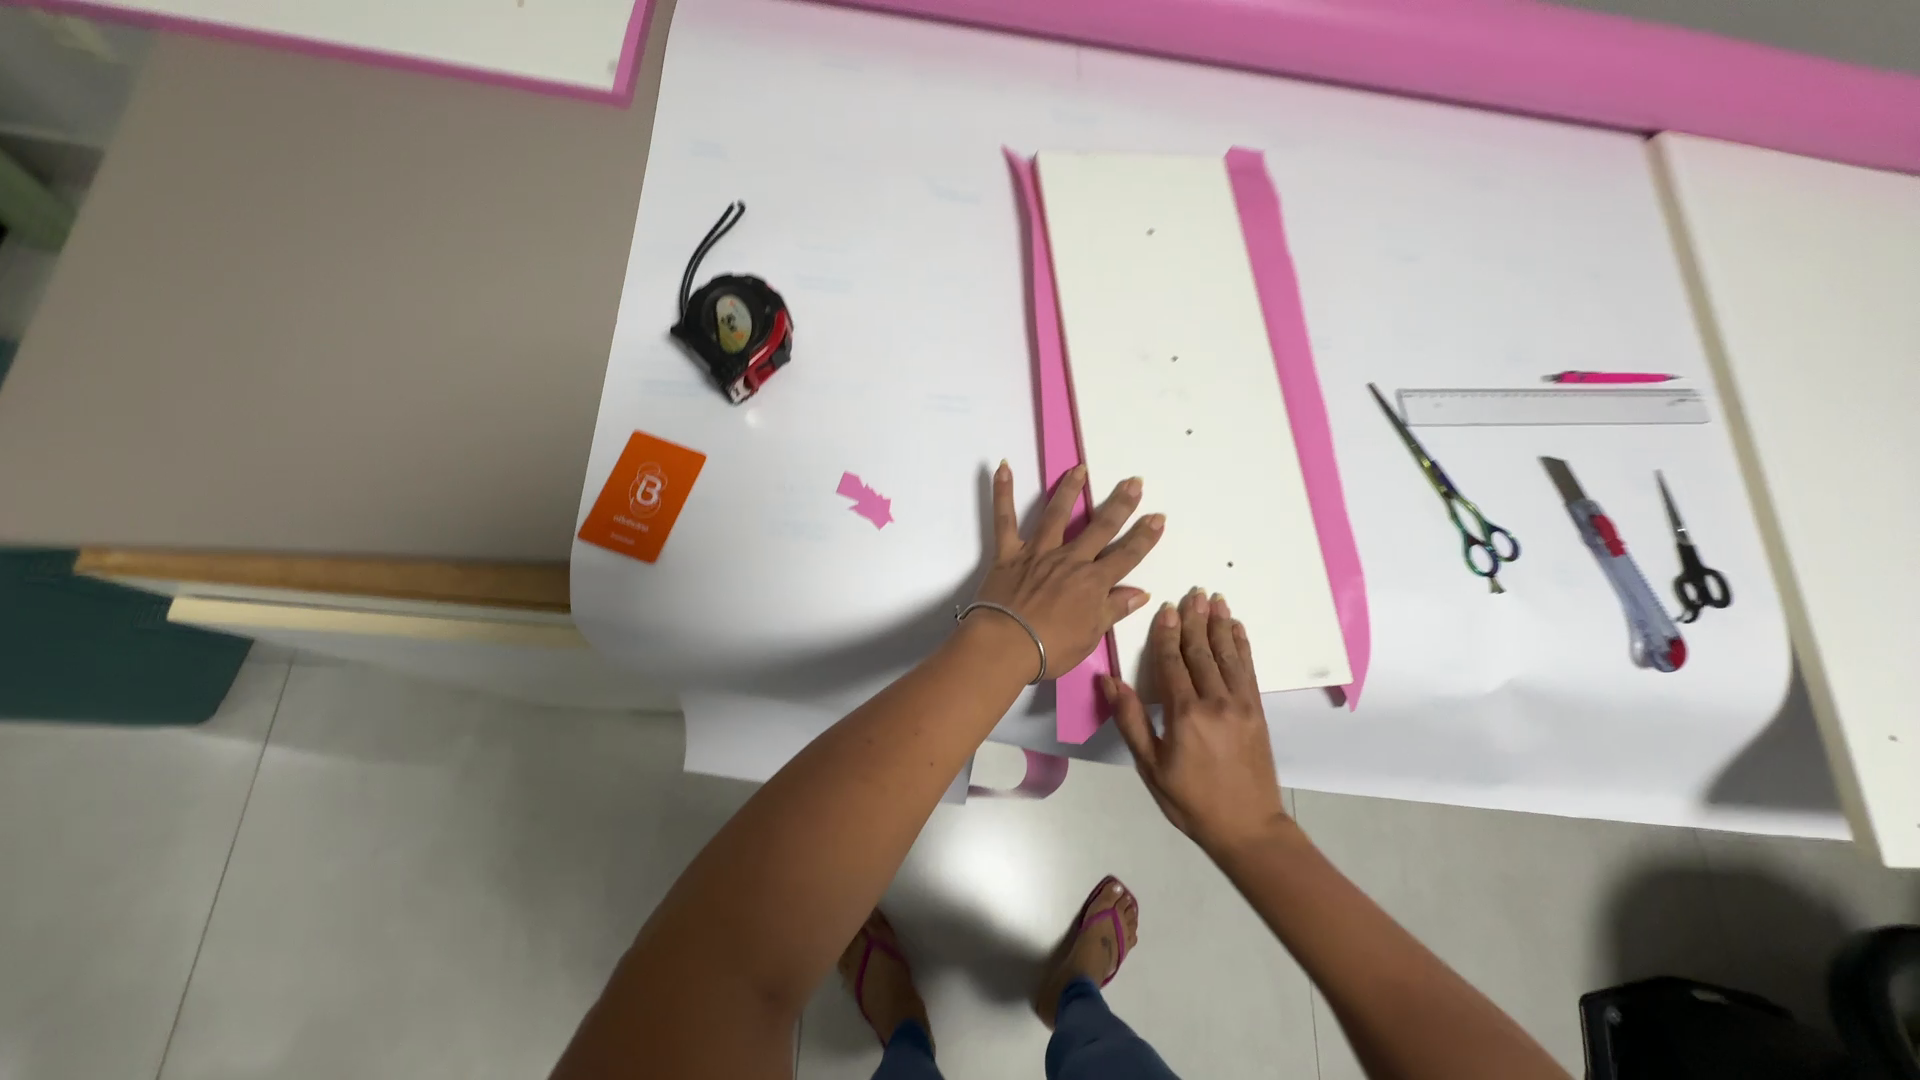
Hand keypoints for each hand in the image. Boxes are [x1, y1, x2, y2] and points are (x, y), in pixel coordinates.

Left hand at [969, 462, 1163, 677]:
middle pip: (1099, 528)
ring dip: (1070, 490)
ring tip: (1080, 469)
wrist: (1006, 644)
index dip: (1144, 537)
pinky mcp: (1008, 553)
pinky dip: (1003, 494)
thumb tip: (1141, 592)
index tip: (1157, 517)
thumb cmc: (1051, 648)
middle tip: (1134, 482)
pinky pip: (1004, 520)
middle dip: (1119, 505)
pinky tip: (1003, 469)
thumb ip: (1114, 609)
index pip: (1126, 556)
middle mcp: (1069, 560)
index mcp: (1093, 583)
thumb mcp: (1091, 635)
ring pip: (1057, 515)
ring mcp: (1038, 553)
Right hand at [1106, 590, 1287, 855]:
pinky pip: (1249, 670)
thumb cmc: (1190, 801)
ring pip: (1227, 655)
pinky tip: (1237, 630)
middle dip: (1195, 620)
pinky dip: (1242, 647)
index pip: (1172, 663)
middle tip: (1192, 592)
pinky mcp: (1257, 712)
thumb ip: (1131, 721)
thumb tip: (1109, 682)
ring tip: (1215, 599)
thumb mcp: (1151, 767)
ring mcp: (1240, 705)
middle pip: (1201, 652)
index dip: (1167, 634)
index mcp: (1185, 715)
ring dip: (1220, 625)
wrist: (1247, 828)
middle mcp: (1215, 702)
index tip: (1165, 608)